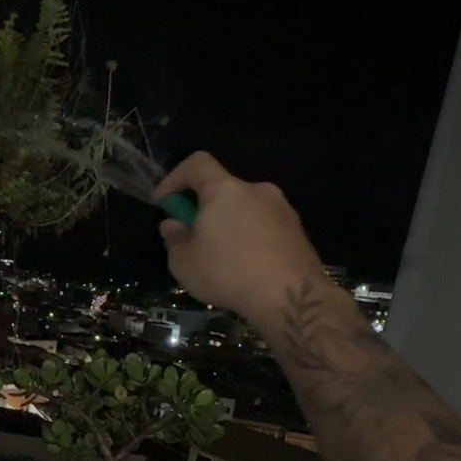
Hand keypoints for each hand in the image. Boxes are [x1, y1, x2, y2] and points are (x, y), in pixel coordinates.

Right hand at [155, 152, 327, 327]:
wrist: (290, 296)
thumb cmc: (228, 273)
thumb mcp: (184, 262)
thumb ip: (174, 239)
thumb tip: (173, 225)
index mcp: (224, 190)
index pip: (197, 164)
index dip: (174, 178)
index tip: (163, 203)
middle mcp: (256, 189)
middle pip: (222, 189)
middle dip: (202, 208)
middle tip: (192, 238)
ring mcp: (281, 208)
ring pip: (244, 208)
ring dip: (227, 224)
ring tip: (219, 257)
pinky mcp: (297, 229)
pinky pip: (263, 225)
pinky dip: (248, 237)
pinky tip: (244, 266)